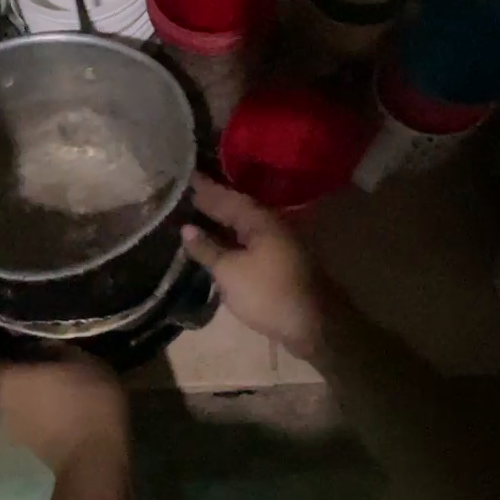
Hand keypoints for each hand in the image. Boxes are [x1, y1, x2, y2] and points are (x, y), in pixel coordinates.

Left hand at [0, 350, 129, 478]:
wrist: (95, 457)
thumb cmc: (87, 399)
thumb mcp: (81, 360)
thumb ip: (57, 349)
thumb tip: (45, 347)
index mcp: (8, 380)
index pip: (1, 362)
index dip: (19, 357)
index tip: (40, 353)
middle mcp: (2, 406)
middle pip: (10, 387)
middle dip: (27, 380)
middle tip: (54, 372)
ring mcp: (14, 432)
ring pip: (21, 408)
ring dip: (36, 401)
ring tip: (63, 395)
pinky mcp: (31, 451)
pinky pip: (34, 425)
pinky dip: (45, 419)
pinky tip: (68, 415)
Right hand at [182, 174, 331, 358]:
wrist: (314, 325)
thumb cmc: (269, 293)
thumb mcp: (230, 272)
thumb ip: (207, 249)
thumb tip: (186, 229)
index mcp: (259, 219)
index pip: (226, 196)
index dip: (204, 188)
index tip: (185, 175)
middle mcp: (270, 224)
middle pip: (236, 208)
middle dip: (211, 201)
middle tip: (184, 192)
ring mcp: (277, 243)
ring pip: (242, 225)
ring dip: (220, 220)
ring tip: (194, 214)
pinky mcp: (278, 261)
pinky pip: (248, 240)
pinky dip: (230, 238)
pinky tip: (217, 242)